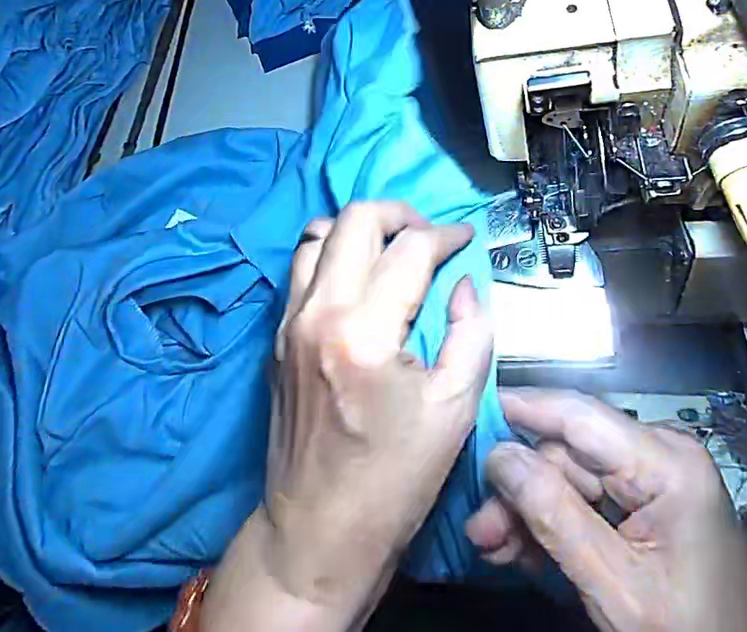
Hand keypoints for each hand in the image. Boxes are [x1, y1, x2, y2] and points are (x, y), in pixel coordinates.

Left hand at [203, 201, 491, 631]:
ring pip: (319, 234)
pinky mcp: (276, 336)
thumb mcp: (455, 410)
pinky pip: (302, 268)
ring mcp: (288, 322)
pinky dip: (334, 254)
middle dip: (400, 213)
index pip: (409, 250)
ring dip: (360, 229)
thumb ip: (471, 332)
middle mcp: (317, 313)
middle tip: (429, 233)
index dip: (446, 235)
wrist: (316, 532)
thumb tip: (464, 281)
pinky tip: (359, 276)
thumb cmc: (393, 479)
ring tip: (392, 247)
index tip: (465, 239)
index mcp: (363, 334)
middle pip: (355, 219)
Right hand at [465, 388, 746, 631]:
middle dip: (519, 488)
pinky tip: (521, 548)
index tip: (468, 410)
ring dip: (528, 510)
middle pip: (566, 452)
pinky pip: (584, 498)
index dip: (519, 407)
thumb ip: (555, 517)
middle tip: (478, 526)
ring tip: (491, 544)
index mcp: (666, 463)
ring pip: (567, 477)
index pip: (576, 415)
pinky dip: (552, 522)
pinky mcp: (642, 499)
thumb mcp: (619, 588)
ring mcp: (650, 475)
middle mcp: (657, 452)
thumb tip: (498, 455)